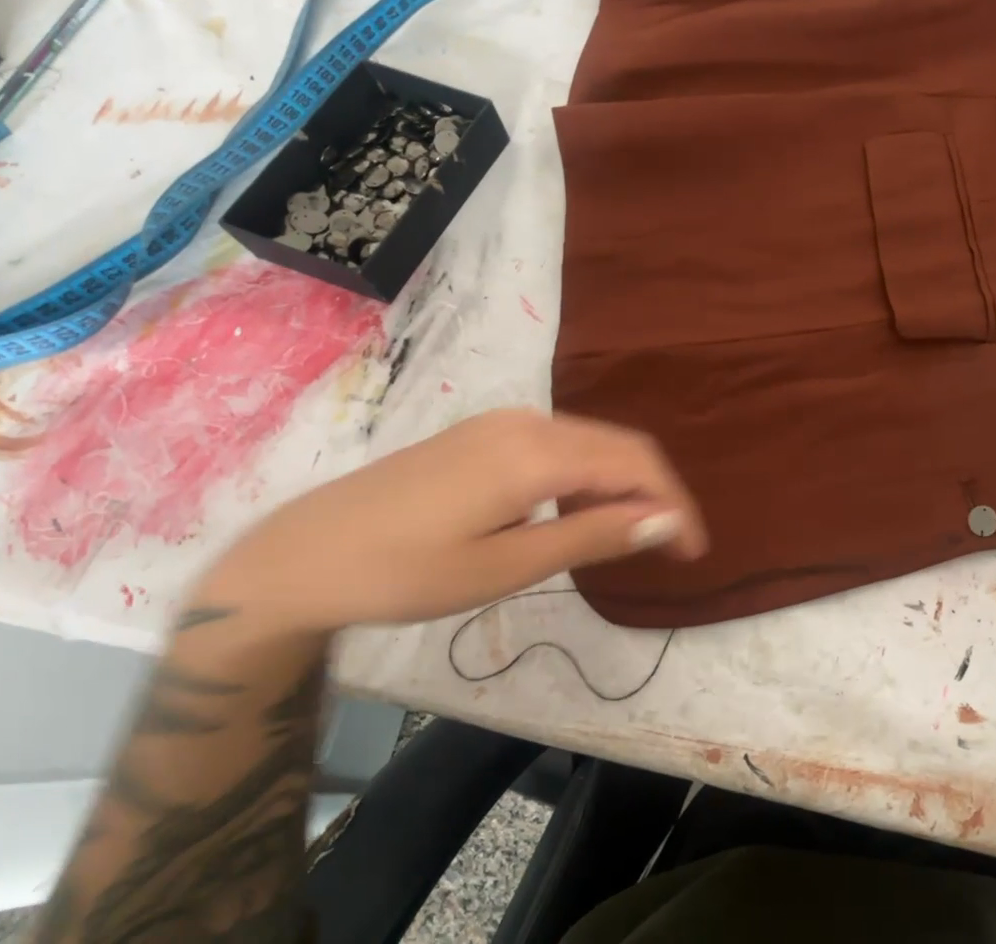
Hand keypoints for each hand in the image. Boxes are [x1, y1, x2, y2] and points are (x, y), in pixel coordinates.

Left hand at [194, 410, 707, 634]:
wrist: (301, 558)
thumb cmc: (406, 573)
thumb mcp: (506, 567)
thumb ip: (593, 536)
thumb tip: (667, 519)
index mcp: (536, 453)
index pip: (635, 465)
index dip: (674, 505)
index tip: (693, 553)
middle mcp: (525, 423)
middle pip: (619, 445)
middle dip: (656, 491)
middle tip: (672, 546)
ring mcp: (498, 423)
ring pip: (590, 442)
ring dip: (623, 482)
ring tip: (633, 534)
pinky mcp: (480, 434)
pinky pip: (559, 444)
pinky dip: (588, 474)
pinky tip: (579, 510)